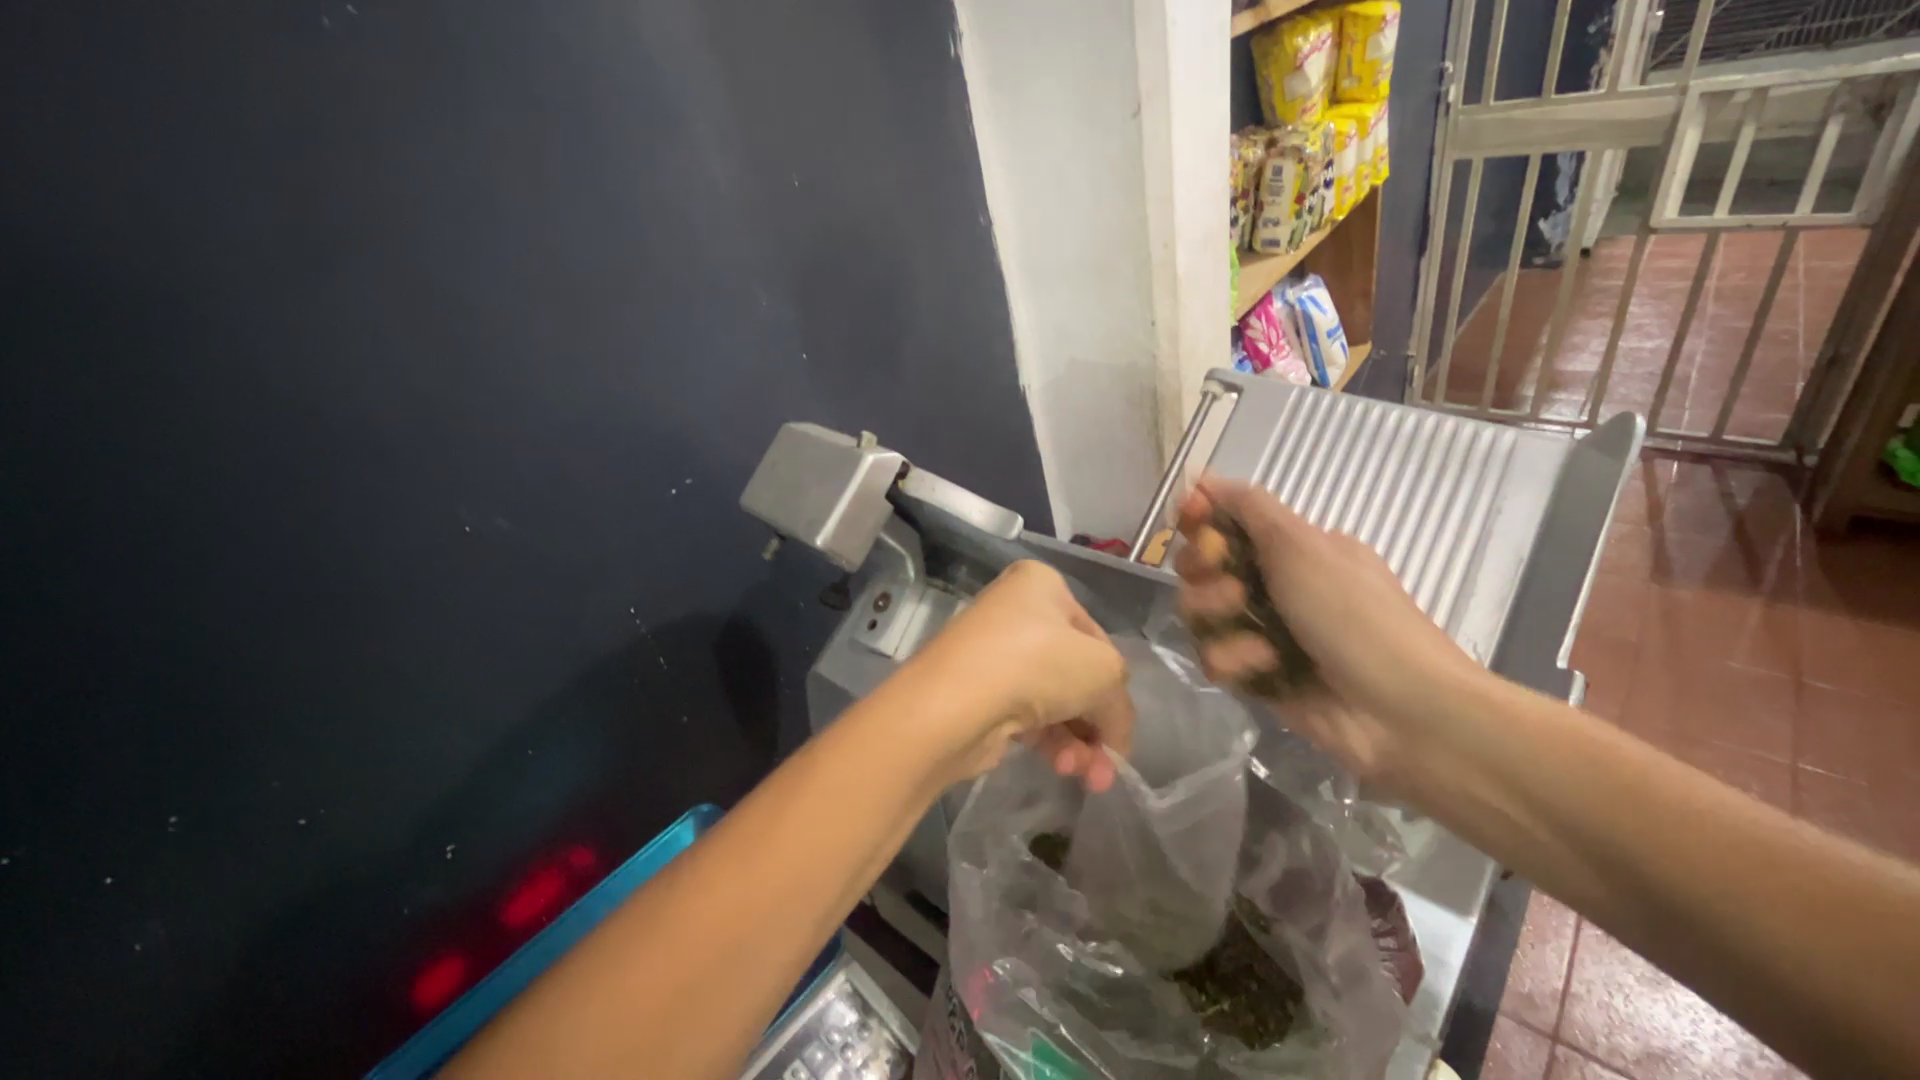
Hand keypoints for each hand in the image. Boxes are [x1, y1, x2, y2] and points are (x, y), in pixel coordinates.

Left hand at [902, 560, 1134, 790]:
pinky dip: (1050, 744)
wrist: (953, 705)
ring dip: (1078, 742)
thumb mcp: (1105, 672)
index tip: (1121, 725)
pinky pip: (1027, 719)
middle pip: (1075, 674)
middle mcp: (1014, 614)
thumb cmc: (1037, 664)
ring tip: (1087, 776)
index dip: (1115, 684)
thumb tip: (1112, 731)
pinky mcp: (978, 697)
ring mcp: (992, 656)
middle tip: (1109, 767)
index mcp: (1041, 585)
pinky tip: (1063, 768)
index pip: (1096, 638)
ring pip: (1053, 701)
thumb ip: (1119, 701)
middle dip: (1097, 725)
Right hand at [1174, 477, 1483, 780]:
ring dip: (1219, 622)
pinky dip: (1233, 661)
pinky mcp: (1257, 676)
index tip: (1190, 522)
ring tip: (1255, 641)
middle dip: (1205, 575)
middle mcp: (1276, 585)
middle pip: (1204, 568)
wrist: (1400, 709)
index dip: (1203, 521)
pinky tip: (1261, 669)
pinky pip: (1216, 657)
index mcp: (1294, 548)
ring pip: (1203, 614)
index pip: (1229, 523)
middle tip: (1230, 589)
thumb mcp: (1303, 545)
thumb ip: (1250, 507)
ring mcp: (1264, 632)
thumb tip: (1205, 478)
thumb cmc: (1355, 616)